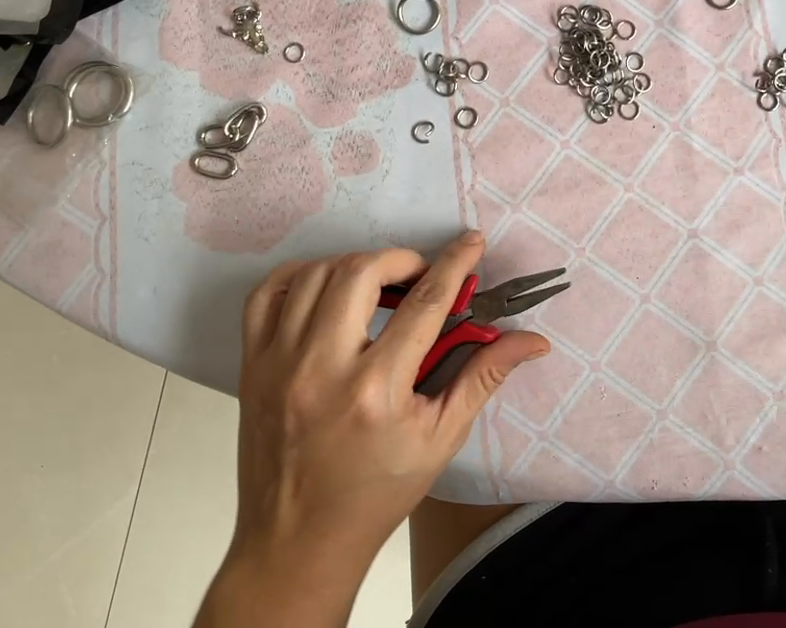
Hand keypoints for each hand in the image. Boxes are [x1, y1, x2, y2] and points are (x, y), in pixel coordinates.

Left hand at [196, 232, 547, 627]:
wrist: (297, 542)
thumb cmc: (377, 492)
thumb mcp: (441, 439)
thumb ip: (484, 377)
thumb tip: (533, 341)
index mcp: (376, 390)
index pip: (424, 303)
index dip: (454, 264)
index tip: (471, 242)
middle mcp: (321, 368)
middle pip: (361, 273)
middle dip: (401, 260)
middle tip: (421, 274)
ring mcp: (278, 364)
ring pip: (316, 275)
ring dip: (356, 265)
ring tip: (379, 283)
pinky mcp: (252, 366)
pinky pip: (267, 294)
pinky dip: (300, 276)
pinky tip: (327, 286)